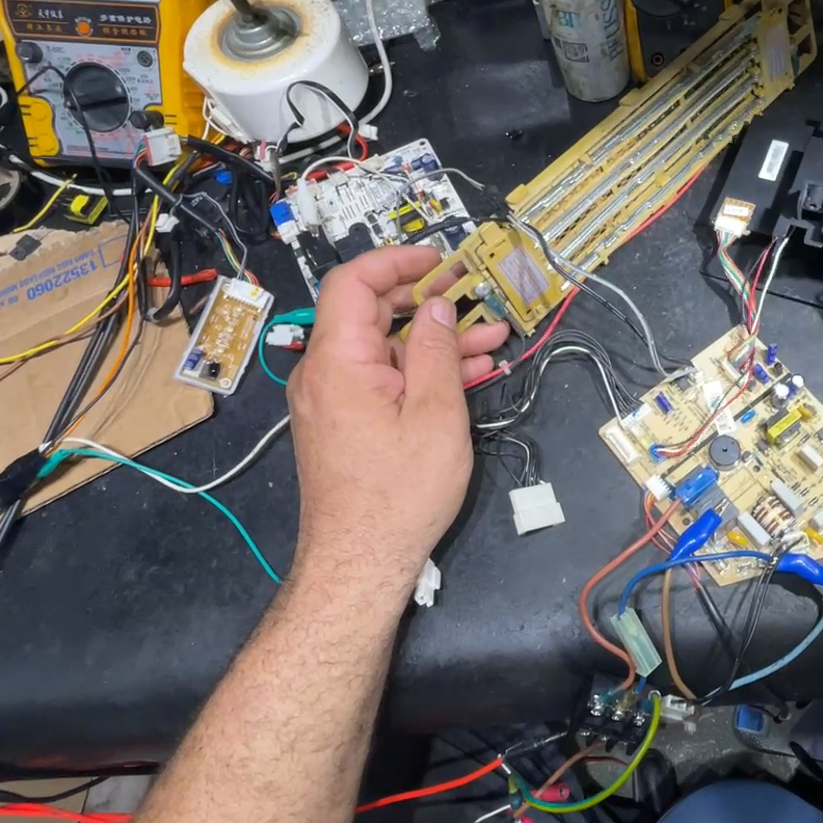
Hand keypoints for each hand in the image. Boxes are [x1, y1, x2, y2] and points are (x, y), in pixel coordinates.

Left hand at [286, 246, 510, 593]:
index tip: (441, 260)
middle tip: (479, 296)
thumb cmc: (401, 490)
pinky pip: (386, 380)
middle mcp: (327, 372)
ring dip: (437, 340)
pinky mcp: (349, 421)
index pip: (353, 283)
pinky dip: (424, 372)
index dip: (397, 261)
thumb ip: (435, 350)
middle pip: (374, 314)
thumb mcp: (435, 414)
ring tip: (495, 337)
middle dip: (430, 302)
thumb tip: (436, 305)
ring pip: (388, 350)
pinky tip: (471, 372)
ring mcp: (337, 398)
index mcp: (339, 361)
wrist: (361, 562)